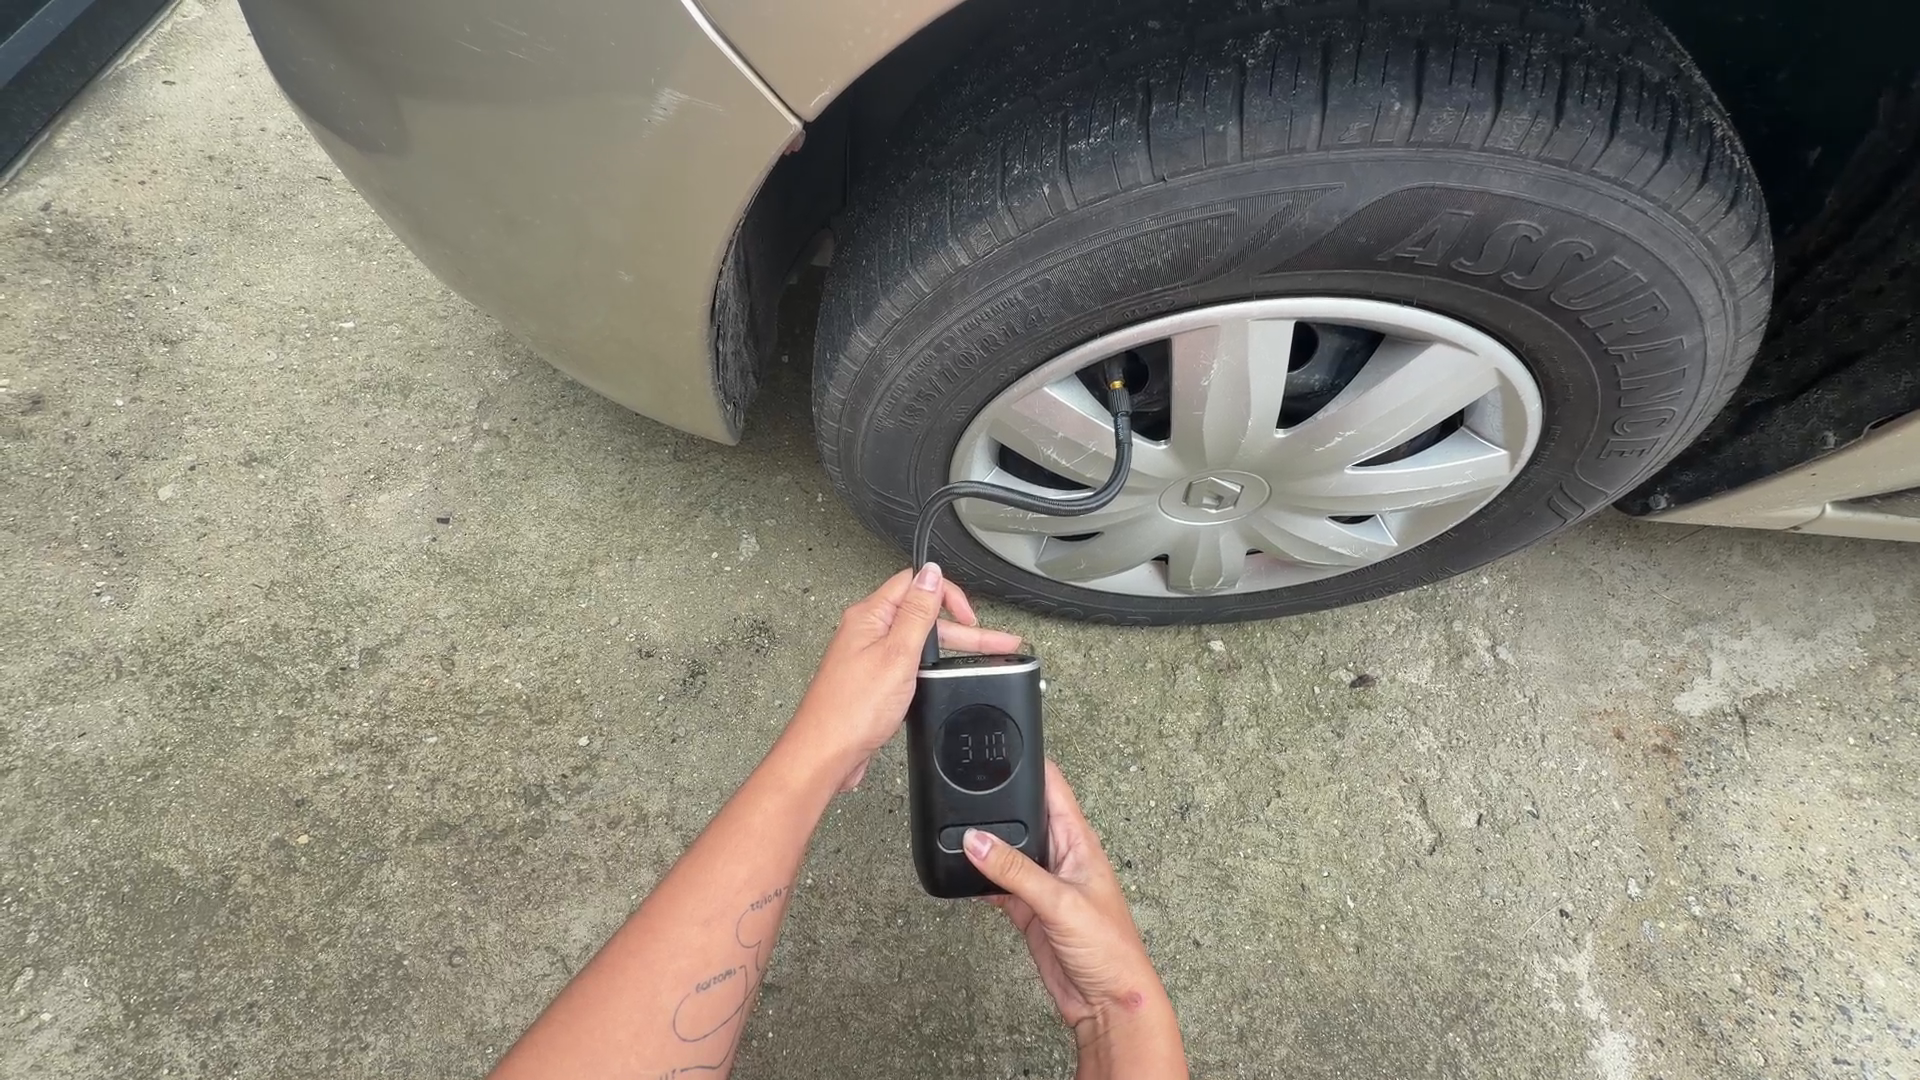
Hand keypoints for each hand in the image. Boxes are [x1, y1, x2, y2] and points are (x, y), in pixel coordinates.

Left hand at [788, 564, 1021, 789]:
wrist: (826, 753)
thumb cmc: (851, 709)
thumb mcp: (896, 654)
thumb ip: (917, 612)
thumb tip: (931, 573)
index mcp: (870, 615)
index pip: (914, 584)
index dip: (946, 594)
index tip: (968, 616)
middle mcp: (867, 630)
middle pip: (921, 615)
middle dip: (960, 627)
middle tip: (995, 640)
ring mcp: (870, 654)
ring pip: (918, 640)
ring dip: (950, 646)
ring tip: (986, 653)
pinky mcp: (873, 678)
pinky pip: (908, 661)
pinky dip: (931, 664)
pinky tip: (948, 670)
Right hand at [965, 762, 1186, 1077]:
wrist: (1109, 1005)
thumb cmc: (1109, 949)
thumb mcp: (1060, 902)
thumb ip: (1015, 870)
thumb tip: (976, 840)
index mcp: (1078, 840)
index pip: (1054, 787)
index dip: (1032, 763)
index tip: (1006, 745)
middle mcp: (1060, 855)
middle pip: (1026, 815)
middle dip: (1001, 801)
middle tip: (968, 784)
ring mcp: (1043, 882)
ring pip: (1009, 850)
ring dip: (989, 843)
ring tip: (957, 828)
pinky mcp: (1030, 910)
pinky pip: (1000, 884)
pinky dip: (982, 879)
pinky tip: (964, 873)